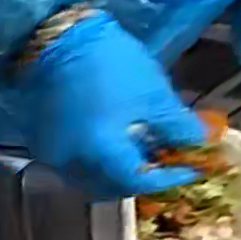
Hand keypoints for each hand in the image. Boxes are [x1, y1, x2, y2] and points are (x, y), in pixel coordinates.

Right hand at [18, 13, 206, 198]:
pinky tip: (109, 148)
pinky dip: (94, 166)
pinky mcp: (42, 150)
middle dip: (138, 181)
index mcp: (100, 152)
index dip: (167, 180)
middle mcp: (71, 164)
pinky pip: (71, 169)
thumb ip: (176, 126)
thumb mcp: (154, 93)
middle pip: (107, 189)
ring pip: (87, 182)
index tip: (192, 170)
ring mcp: (52, 159)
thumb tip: (198, 144)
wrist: (57, 50)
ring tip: (137, 156)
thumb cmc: (111, 66)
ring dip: (113, 176)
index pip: (136, 182)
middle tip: (164, 165)